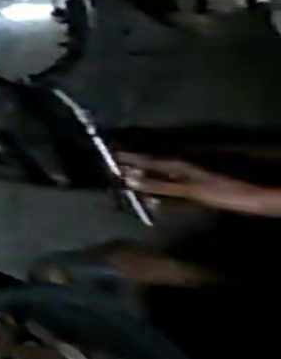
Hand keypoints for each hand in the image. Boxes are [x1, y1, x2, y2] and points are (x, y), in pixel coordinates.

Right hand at [117, 152, 280, 216]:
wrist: (262, 200)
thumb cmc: (225, 193)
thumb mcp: (191, 191)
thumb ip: (159, 186)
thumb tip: (125, 181)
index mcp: (171, 163)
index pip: (135, 157)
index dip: (116, 158)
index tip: (96, 161)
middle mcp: (174, 165)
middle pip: (142, 165)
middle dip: (124, 170)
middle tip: (106, 178)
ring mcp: (183, 174)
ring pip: (152, 174)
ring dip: (139, 181)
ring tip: (125, 190)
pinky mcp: (190, 183)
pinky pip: (164, 182)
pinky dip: (154, 188)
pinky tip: (150, 197)